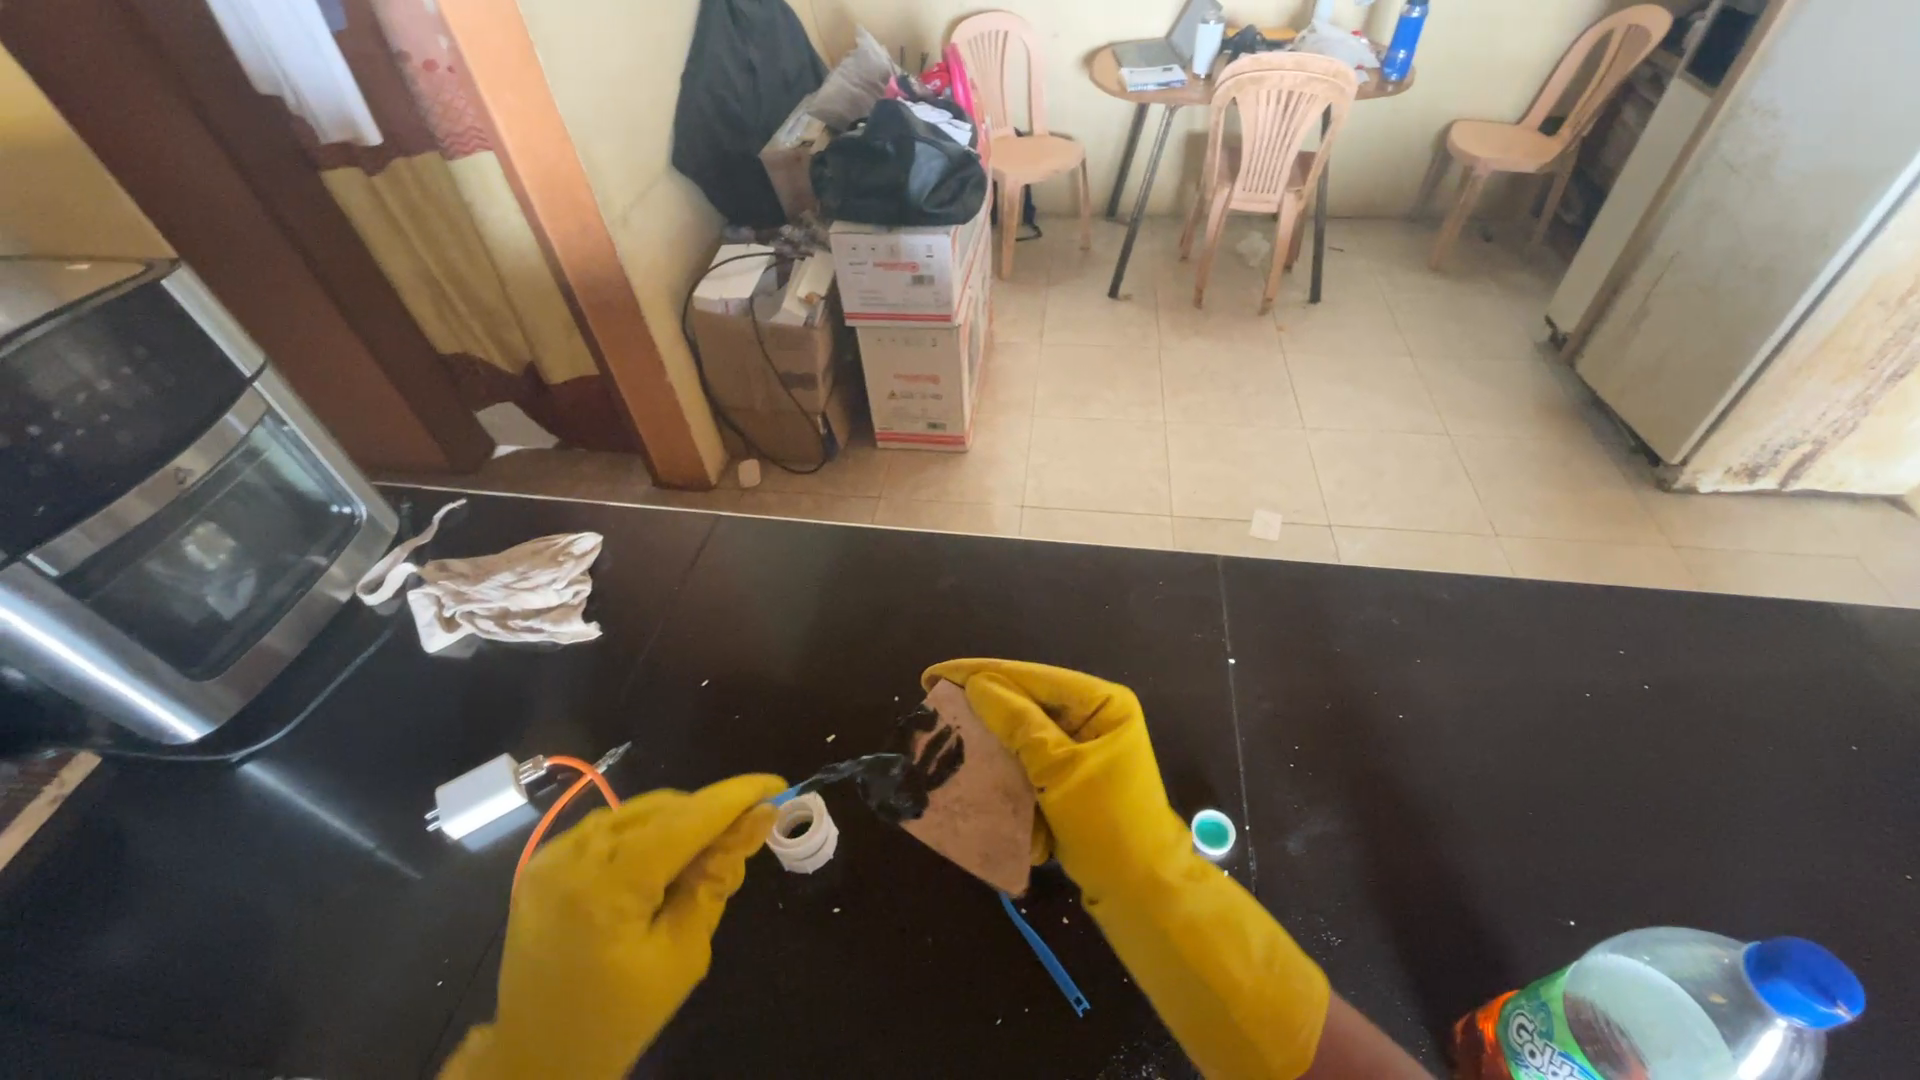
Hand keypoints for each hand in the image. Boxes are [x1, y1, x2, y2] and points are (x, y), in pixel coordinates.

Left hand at [441, 774, 785, 1079]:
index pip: (686, 819)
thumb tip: (758, 819)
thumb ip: (716, 879)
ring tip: (704, 856)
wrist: (535, 1057)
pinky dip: (646, 831)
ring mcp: (552, 855)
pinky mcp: (543, 861)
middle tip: (747, 837)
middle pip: (663, 808)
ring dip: (680, 820)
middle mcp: (574, 856)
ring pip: (638, 810)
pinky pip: (610, 826)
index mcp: (607, 887)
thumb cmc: (620, 1017)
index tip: (777, 787)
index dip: (736, 797)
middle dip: (711, 814)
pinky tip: (662, 861)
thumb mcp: (684, 953)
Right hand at [921, 660, 1187, 899]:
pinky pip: (1028, 757)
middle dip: (982, 701)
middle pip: (1026, 699)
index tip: (933, 675)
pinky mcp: (1069, 777)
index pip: (1033, 677)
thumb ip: (1019, 723)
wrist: (1141, 894)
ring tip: (945, 724)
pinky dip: (1002, 759)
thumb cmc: (1107, 825)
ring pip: (1023, 728)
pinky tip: (972, 757)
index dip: (981, 673)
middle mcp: (1093, 717)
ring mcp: (1082, 748)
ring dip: (988, 730)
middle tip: (933, 699)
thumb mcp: (1060, 770)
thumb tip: (977, 684)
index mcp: (1102, 704)